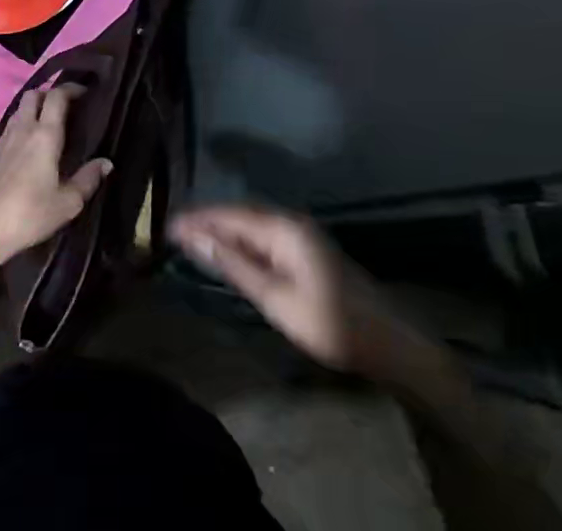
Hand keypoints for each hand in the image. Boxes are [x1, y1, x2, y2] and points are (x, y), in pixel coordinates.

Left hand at [0, 85, 110, 275]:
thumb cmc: (31, 214)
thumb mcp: (68, 202)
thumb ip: (88, 178)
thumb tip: (106, 162)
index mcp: (44, 136)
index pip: (56, 97)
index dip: (71, 88)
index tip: (86, 92)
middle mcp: (22, 130)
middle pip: (34, 95)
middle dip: (51, 94)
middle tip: (69, 106)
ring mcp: (4, 138)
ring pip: (20, 109)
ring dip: (36, 108)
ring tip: (53, 124)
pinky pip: (12, 125)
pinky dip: (25, 123)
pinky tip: (33, 144)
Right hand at [171, 206, 425, 380]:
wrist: (395, 346)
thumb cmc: (331, 324)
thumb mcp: (275, 297)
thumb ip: (233, 264)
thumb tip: (194, 237)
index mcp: (283, 229)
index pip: (228, 215)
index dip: (196, 220)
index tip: (166, 226)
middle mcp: (292, 223)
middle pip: (239, 215)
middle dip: (206, 222)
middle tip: (174, 232)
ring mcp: (303, 237)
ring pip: (251, 225)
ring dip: (222, 231)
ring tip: (192, 239)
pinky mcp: (309, 253)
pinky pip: (264, 237)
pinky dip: (241, 241)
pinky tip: (228, 251)